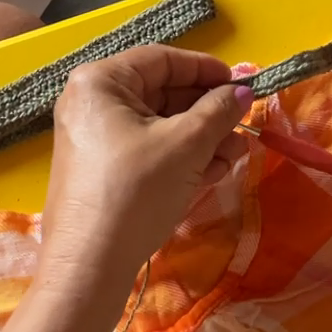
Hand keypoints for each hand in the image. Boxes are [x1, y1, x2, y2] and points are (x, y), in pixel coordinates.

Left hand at [39, 45, 251, 292]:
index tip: (240, 84)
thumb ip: (218, 111)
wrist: (87, 271)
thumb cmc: (135, 192)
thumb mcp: (185, 146)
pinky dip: (178, 156)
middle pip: (161, 93)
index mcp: (100, 81)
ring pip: (157, 124)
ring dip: (199, 138)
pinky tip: (212, 172)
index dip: (206, 70)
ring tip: (234, 156)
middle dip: (206, 112)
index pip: (162, 60)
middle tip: (241, 127)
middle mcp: (90, 102)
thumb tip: (244, 90)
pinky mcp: (99, 170)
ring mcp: (92, 138)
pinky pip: (145, 149)